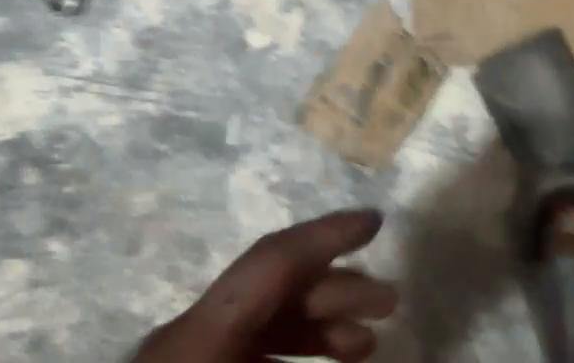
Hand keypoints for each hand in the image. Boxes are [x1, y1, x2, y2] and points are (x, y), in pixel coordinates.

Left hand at [130, 209, 397, 362]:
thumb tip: (361, 354)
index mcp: (199, 338)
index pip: (272, 262)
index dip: (328, 235)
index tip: (375, 223)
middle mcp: (190, 336)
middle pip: (272, 289)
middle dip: (336, 291)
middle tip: (389, 303)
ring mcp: (184, 358)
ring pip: (260, 322)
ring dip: (316, 327)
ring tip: (363, 346)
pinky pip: (246, 353)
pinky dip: (287, 357)